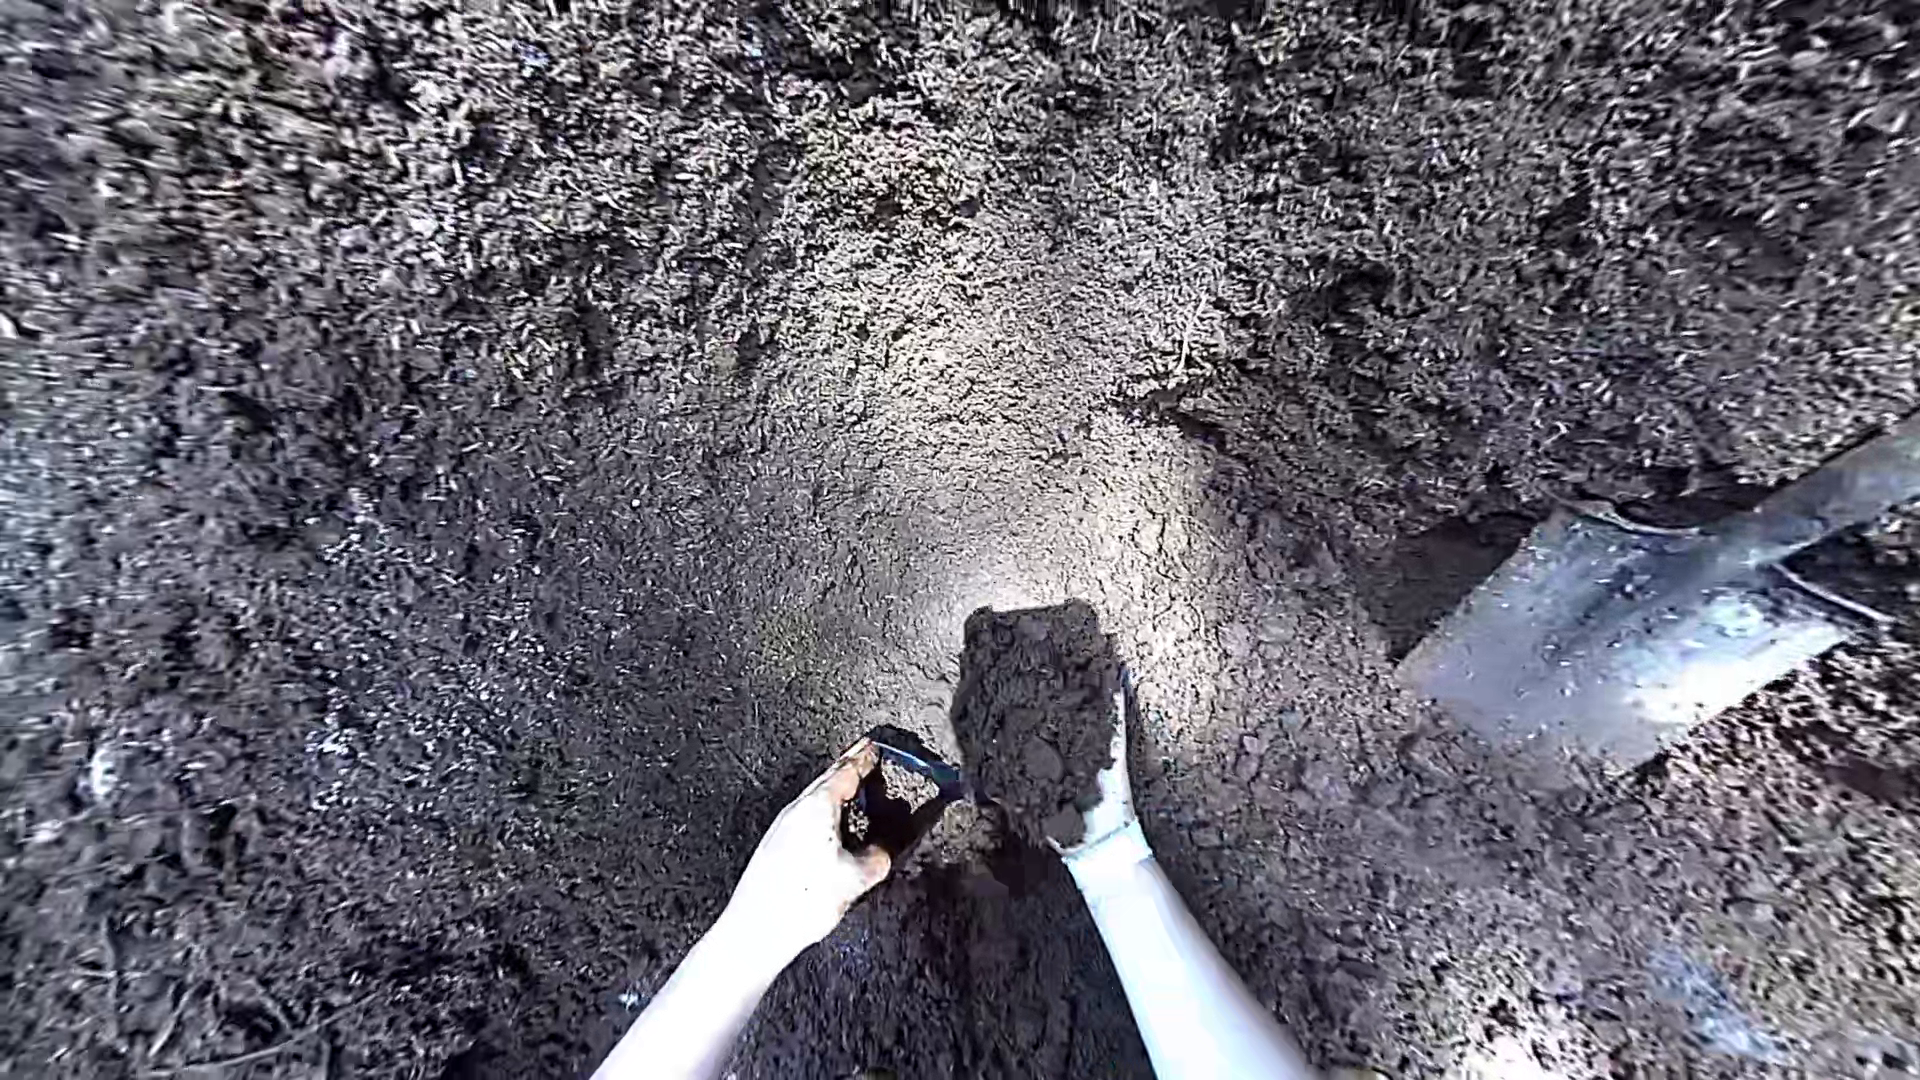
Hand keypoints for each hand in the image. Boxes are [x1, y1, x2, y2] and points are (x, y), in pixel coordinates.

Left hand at [717, 738, 892, 963]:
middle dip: (849, 763)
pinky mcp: (776, 842)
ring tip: (852, 785)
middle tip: (864, 753)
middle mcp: (798, 809)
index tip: (873, 747)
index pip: (847, 771)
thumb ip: (877, 860)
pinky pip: (807, 811)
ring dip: (836, 784)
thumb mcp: (855, 880)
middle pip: (829, 777)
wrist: (753, 931)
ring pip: (816, 794)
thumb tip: (882, 853)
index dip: (864, 758)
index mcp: (817, 807)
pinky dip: (824, 805)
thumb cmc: (797, 903)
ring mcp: (784, 825)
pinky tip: (830, 821)